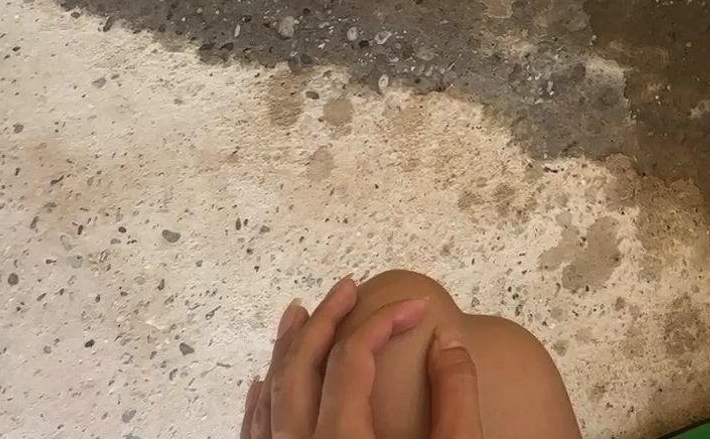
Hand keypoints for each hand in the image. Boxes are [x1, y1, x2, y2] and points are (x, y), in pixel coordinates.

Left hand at [241, 277, 484, 438]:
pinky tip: (264, 384)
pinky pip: (254, 438)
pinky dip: (259, 404)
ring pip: (269, 402)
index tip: (419, 307)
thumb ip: (455, 393)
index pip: (353, 358)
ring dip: (285, 352)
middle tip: (347, 285)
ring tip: (299, 313)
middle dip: (324, 320)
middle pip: (298, 371)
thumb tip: (446, 339)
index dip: (385, 320)